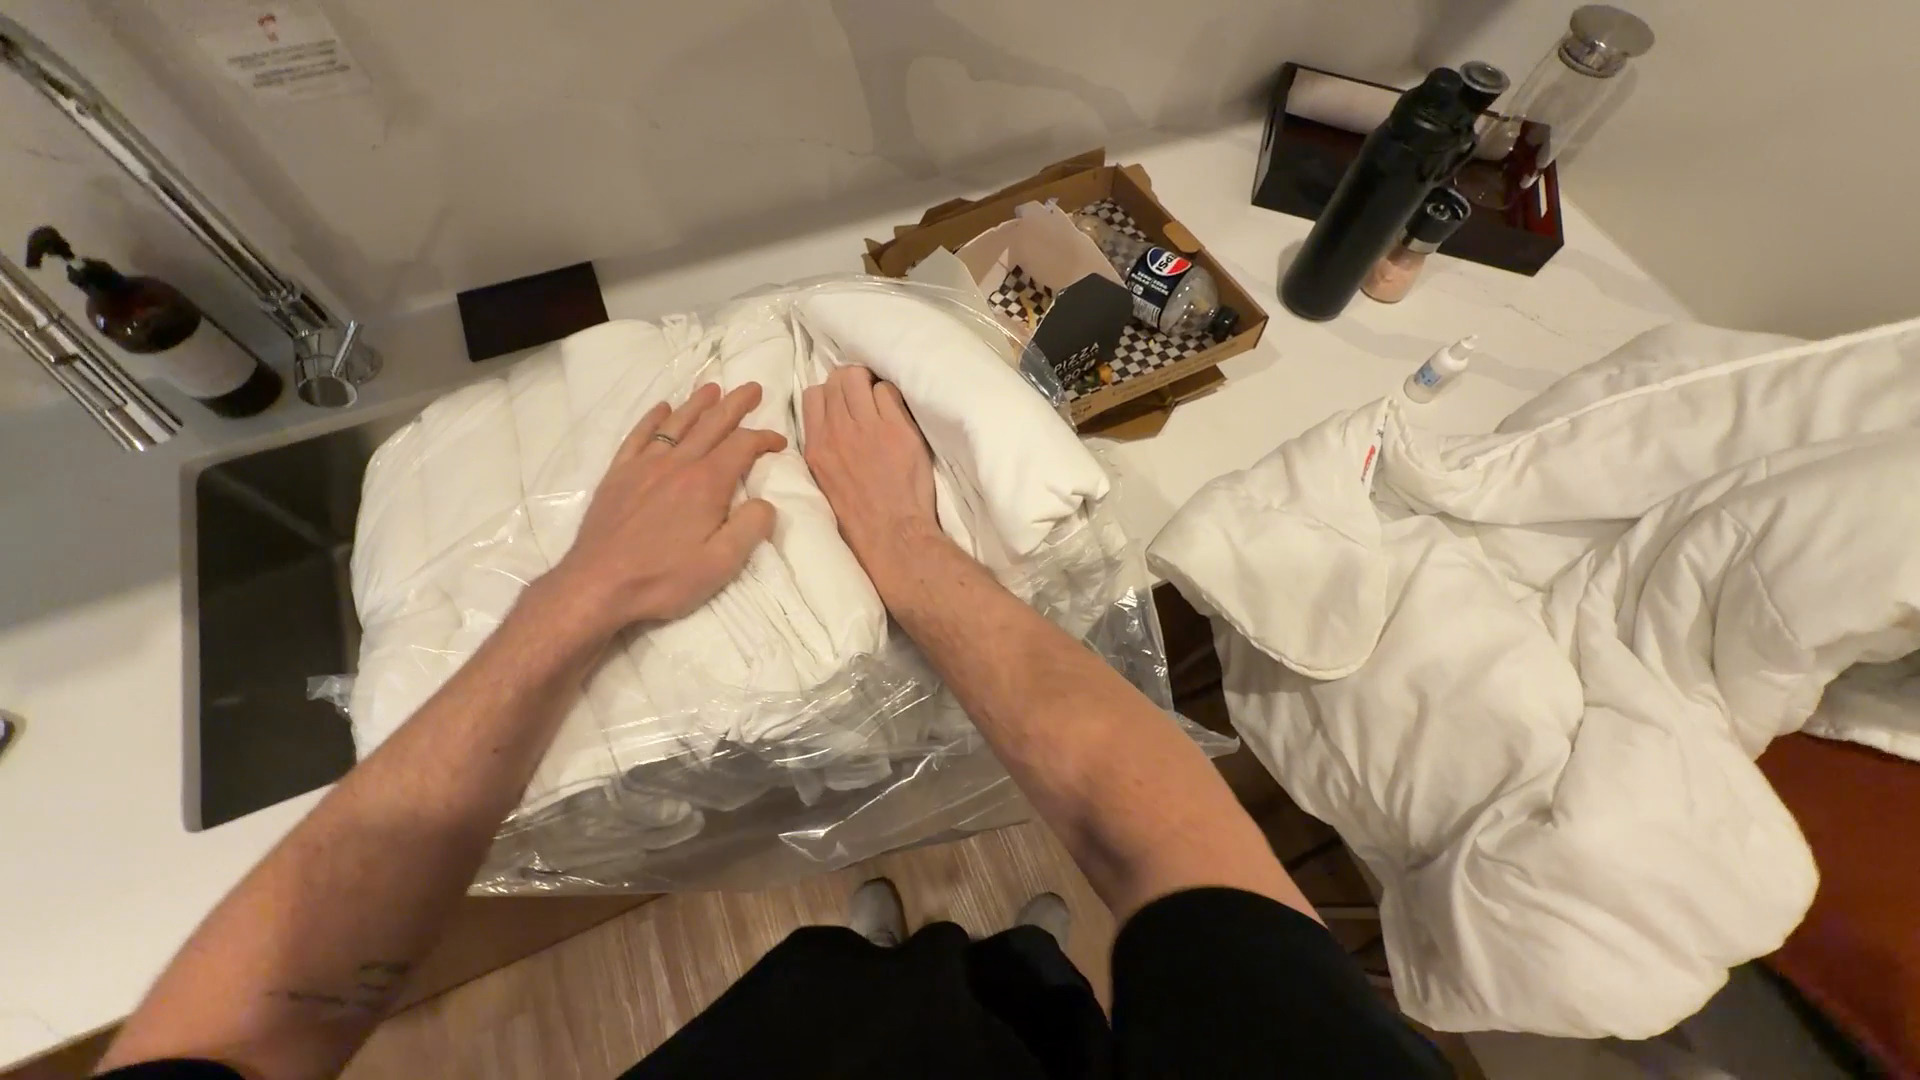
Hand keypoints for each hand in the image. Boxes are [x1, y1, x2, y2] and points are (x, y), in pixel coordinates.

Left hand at [545, 382, 784, 634]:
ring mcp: (644, 467)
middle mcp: (677, 465)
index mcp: (706, 484)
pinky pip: (638, 437)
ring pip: (676, 424)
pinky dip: (652, 419)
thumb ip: (751, 528)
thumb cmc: (664, 578)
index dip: (765, 439)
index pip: (743, 446)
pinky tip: (661, 409)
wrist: (597, 585)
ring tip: (713, 388)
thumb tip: (766, 502)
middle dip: (735, 404)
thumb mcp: (722, 563)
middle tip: (753, 388)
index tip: (779, 442)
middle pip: (711, 424)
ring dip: (697, 403)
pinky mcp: (618, 476)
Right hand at [801, 366, 940, 569]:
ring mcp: (868, 428)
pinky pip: (889, 391)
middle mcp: (837, 432)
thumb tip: (829, 428)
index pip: (813, 395)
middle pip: (836, 380)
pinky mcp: (897, 430)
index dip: (829, 394)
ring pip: (859, 378)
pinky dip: (892, 397)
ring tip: (880, 402)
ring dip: (870, 385)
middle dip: (850, 383)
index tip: (842, 405)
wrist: (892, 535)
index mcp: (816, 447)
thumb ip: (823, 451)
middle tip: (864, 398)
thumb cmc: (858, 519)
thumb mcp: (823, 483)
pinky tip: (898, 415)